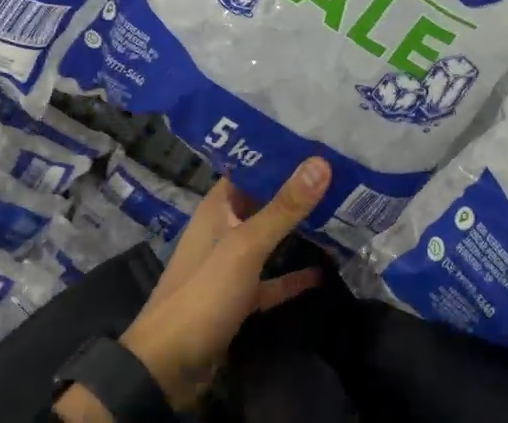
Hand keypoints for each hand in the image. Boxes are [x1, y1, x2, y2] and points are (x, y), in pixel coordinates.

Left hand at [122, 158, 332, 408]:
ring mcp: (230, 264)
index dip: (281, 152)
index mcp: (218, 207)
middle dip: (298, 190)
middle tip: (340, 172)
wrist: (167, 367)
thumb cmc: (203, 293)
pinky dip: (293, 275)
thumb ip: (284, 207)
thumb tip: (321, 162)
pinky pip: (271, 279)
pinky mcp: (238, 297)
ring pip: (270, 238)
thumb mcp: (246, 246)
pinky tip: (324, 271)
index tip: (318, 140)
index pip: (251, 167)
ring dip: (299, 229)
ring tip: (340, 212)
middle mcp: (224, 229)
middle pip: (265, 201)